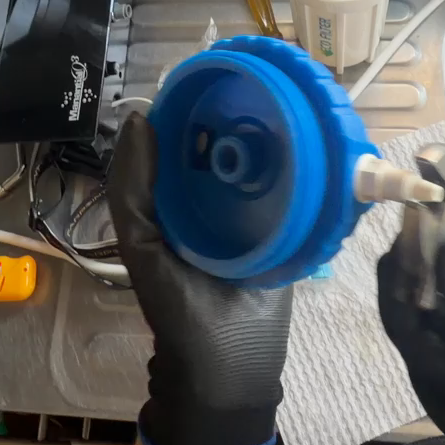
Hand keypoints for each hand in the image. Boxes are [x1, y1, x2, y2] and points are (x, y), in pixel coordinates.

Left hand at [107, 112, 289, 444]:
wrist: (230, 370)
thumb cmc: (177, 307)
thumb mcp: (142, 246)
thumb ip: (131, 190)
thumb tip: (139, 119)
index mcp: (179, 193)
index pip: (183, 137)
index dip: (190, 105)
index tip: (206, 74)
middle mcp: (217, 194)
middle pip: (228, 141)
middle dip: (237, 113)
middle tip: (255, 82)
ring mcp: (257, 208)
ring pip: (264, 159)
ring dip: (274, 134)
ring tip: (287, 101)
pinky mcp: (292, 225)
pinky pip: (297, 189)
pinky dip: (302, 166)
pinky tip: (312, 141)